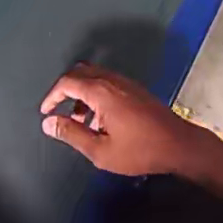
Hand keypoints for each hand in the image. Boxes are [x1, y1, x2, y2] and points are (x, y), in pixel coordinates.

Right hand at [39, 64, 222, 179]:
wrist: (177, 144)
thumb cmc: (138, 150)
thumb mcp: (100, 150)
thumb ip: (72, 134)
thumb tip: (48, 123)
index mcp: (102, 91)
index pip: (68, 82)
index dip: (52, 96)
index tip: (45, 112)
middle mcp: (112, 80)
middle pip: (80, 72)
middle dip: (64, 90)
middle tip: (58, 112)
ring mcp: (126, 82)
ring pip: (94, 76)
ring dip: (81, 93)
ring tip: (79, 122)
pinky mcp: (134, 89)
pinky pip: (107, 82)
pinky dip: (95, 94)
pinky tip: (98, 120)